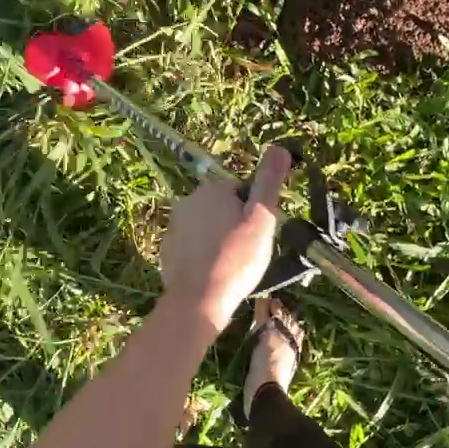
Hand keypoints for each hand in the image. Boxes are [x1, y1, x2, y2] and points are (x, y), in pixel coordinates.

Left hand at [158, 145, 293, 326]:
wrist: (199, 299)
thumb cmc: (236, 258)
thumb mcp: (262, 218)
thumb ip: (269, 182)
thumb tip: (279, 148)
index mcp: (212, 189)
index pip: (244, 191)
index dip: (256, 212)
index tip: (260, 234)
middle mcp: (189, 200)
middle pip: (224, 207)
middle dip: (237, 224)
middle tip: (249, 250)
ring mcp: (175, 225)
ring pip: (208, 226)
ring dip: (221, 238)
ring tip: (233, 265)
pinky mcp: (168, 249)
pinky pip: (193, 245)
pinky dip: (204, 254)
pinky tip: (214, 272)